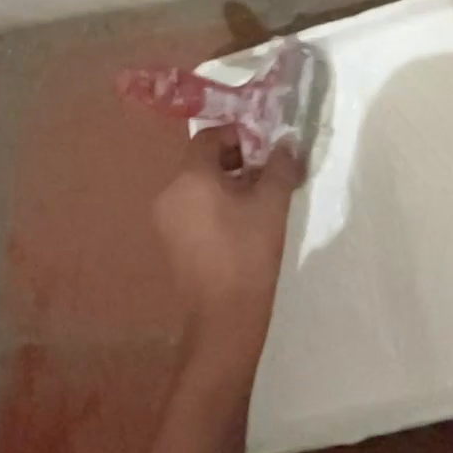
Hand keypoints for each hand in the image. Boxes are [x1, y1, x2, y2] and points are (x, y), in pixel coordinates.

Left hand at [153, 125, 303, 341]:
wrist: (225, 317)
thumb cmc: (249, 251)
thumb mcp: (273, 201)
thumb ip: (280, 165)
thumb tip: (287, 142)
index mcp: (190, 178)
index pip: (209, 137)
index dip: (238, 135)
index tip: (266, 148)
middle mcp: (169, 193)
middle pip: (202, 161)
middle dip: (237, 159)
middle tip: (268, 171)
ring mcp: (165, 221)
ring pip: (198, 185)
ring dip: (229, 182)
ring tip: (261, 197)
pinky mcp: (171, 243)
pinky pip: (193, 207)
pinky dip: (216, 203)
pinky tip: (244, 221)